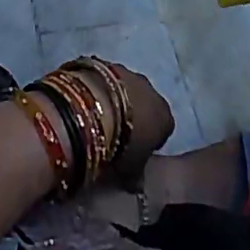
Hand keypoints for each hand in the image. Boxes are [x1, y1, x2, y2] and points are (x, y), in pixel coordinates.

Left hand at [107, 62, 172, 181]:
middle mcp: (151, 90)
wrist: (95, 105)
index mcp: (165, 116)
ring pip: (124, 88)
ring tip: (97, 114)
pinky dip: (97, 86)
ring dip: (114, 98)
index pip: (163, 129)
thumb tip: (137, 188)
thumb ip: (137, 177)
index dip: (148, 140)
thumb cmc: (122, 143)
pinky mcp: (103, 61)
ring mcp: (127, 72)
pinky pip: (103, 77)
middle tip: (114, 131)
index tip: (132, 149)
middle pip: (144, 104)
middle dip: (132, 114)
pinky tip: (85, 98)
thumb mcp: (132, 168)